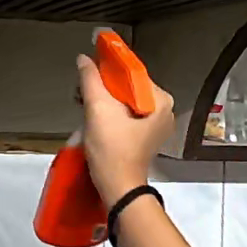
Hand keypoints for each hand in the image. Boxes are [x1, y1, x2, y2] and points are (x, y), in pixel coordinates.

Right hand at [75, 53, 175, 204]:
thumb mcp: (98, 109)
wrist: (118, 188)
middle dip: (104, 84)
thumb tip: (84, 58)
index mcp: (161, 101)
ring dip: (104, 98)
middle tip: (82, 88)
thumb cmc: (112, 148)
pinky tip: (93, 114)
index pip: (133, 72)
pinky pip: (126, 114)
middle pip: (129, 86)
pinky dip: (110, 111)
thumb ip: (91, 80)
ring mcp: (155, 125)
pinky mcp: (144, 137)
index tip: (89, 64)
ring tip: (84, 100)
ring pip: (126, 100)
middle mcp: (163, 110)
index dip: (109, 66)